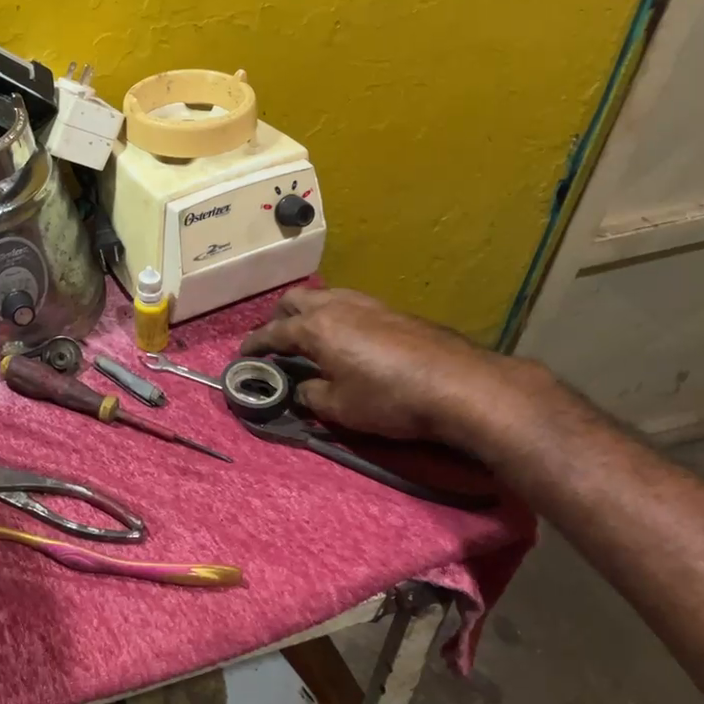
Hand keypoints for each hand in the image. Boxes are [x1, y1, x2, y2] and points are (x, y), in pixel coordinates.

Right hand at [239, 288, 547, 444]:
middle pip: (293, 300)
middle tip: (278, 342)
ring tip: (311, 336)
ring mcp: (366, 303)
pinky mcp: (392, 310)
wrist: (459, 385)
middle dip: (279, 318)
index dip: (253, 345)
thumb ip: (311, 394)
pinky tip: (349, 338)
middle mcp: (334, 306)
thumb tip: (300, 388)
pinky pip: (350, 304)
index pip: (272, 333)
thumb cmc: (390, 399)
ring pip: (324, 296)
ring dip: (309, 312)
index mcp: (314, 327)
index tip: (243, 356)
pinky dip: (337, 315)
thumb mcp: (340, 407)